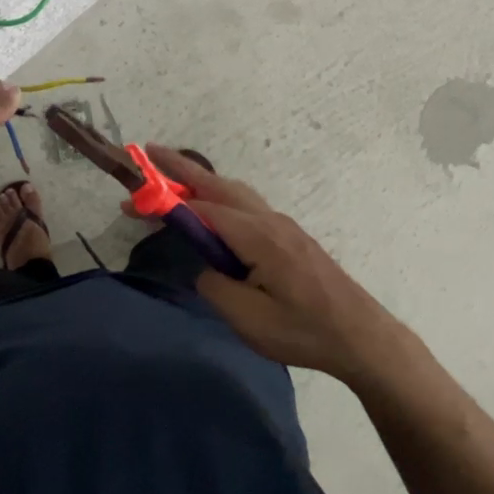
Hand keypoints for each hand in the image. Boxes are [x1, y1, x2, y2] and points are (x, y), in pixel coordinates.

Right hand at [140, 146, 406, 382]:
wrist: (364, 339)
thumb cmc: (303, 331)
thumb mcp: (246, 319)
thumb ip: (213, 286)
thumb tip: (204, 268)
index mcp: (257, 237)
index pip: (200, 209)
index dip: (163, 203)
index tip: (130, 203)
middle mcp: (269, 221)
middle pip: (218, 185)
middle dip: (180, 168)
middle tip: (146, 154)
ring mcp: (283, 227)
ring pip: (235, 192)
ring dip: (200, 181)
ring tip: (171, 177)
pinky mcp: (290, 238)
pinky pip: (246, 205)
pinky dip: (219, 196)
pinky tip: (210, 210)